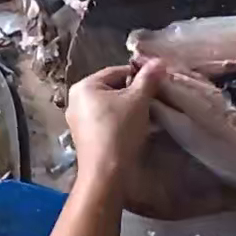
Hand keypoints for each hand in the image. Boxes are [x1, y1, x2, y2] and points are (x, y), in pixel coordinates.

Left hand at [66, 61, 165, 183]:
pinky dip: (121, 122)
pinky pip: (106, 121)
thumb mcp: (138, 100)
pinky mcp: (85, 137)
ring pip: (111, 106)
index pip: (117, 71)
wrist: (106, 174)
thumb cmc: (119, 131)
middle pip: (113, 89)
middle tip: (155, 101)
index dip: (140, 76)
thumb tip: (160, 61)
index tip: (158, 84)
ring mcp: (78, 120)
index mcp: (84, 86)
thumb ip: (149, 78)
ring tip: (148, 116)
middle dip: (135, 94)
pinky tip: (135, 130)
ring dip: (130, 109)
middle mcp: (76, 100)